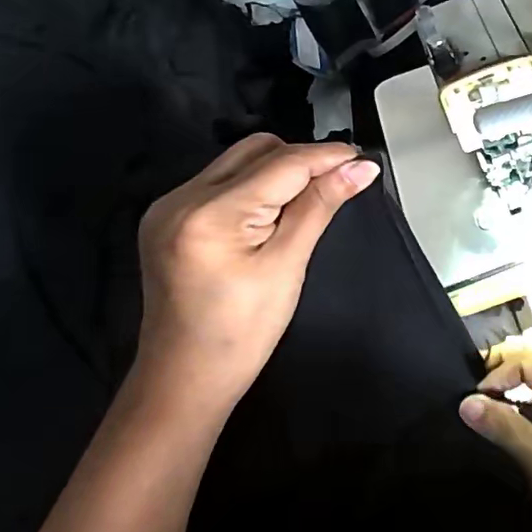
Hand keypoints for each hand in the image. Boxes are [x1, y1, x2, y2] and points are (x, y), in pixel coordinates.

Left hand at [136, 133, 379, 403]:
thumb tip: (359, 168)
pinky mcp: (168, 216)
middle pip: (256, 150)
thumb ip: (320, 207)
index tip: (363, 159)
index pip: (281, 164)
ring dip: (279, 170)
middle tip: (339, 182)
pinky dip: (255, 185)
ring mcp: (168, 205)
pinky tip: (274, 211)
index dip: (326, 157)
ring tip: (310, 198)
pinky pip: (221, 180)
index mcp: (210, 214)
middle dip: (302, 160)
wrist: (184, 381)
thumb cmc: (241, 335)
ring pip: (238, 160)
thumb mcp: (287, 266)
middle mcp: (181, 198)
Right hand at [458, 346, 531, 531]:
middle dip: (501, 381)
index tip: (473, 401)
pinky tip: (503, 433)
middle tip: (473, 402)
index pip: (529, 362)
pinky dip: (520, 416)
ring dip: (509, 399)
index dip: (498, 375)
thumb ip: (502, 426)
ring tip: (482, 417)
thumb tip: (466, 403)